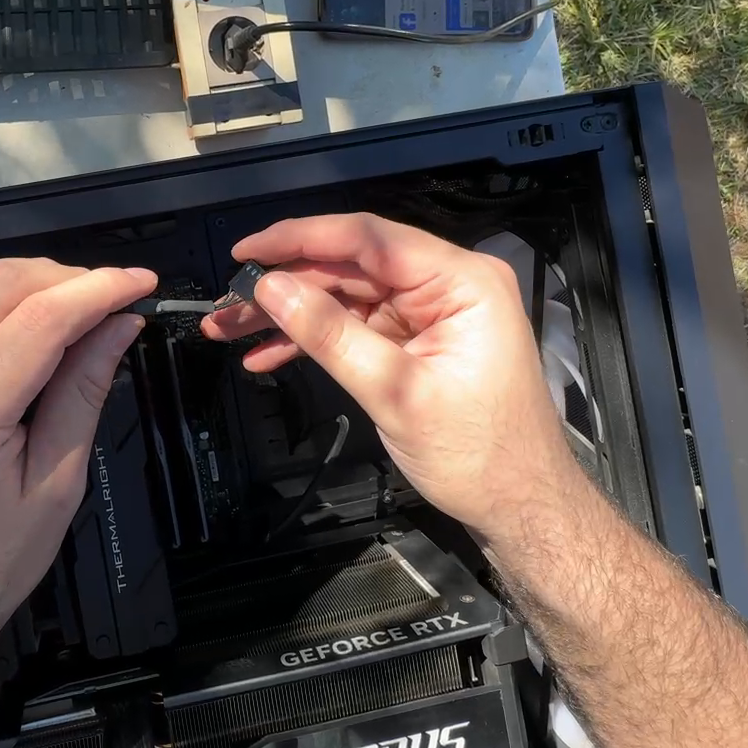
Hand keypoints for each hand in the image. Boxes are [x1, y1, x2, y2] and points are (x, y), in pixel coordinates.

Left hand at [0, 258, 155, 674]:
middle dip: (68, 276)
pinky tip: (25, 310)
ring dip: (30, 276)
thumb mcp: (56, 485)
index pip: (37, 321)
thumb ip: (85, 391)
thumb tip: (120, 324)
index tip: (141, 281)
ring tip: (78, 301)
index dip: (97, 290)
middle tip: (115, 295)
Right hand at [201, 214, 577, 538]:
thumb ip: (331, 335)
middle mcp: (442, 285)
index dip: (299, 238)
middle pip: (347, 267)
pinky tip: (266, 355)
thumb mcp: (396, 393)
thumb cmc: (479, 455)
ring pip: (341, 296)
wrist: (520, 509)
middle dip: (283, 284)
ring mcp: (424, 313)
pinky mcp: (410, 339)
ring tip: (230, 327)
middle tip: (226, 300)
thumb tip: (270, 287)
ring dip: (287, 314)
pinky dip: (310, 340)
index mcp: (459, 280)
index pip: (366, 238)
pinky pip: (351, 326)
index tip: (246, 250)